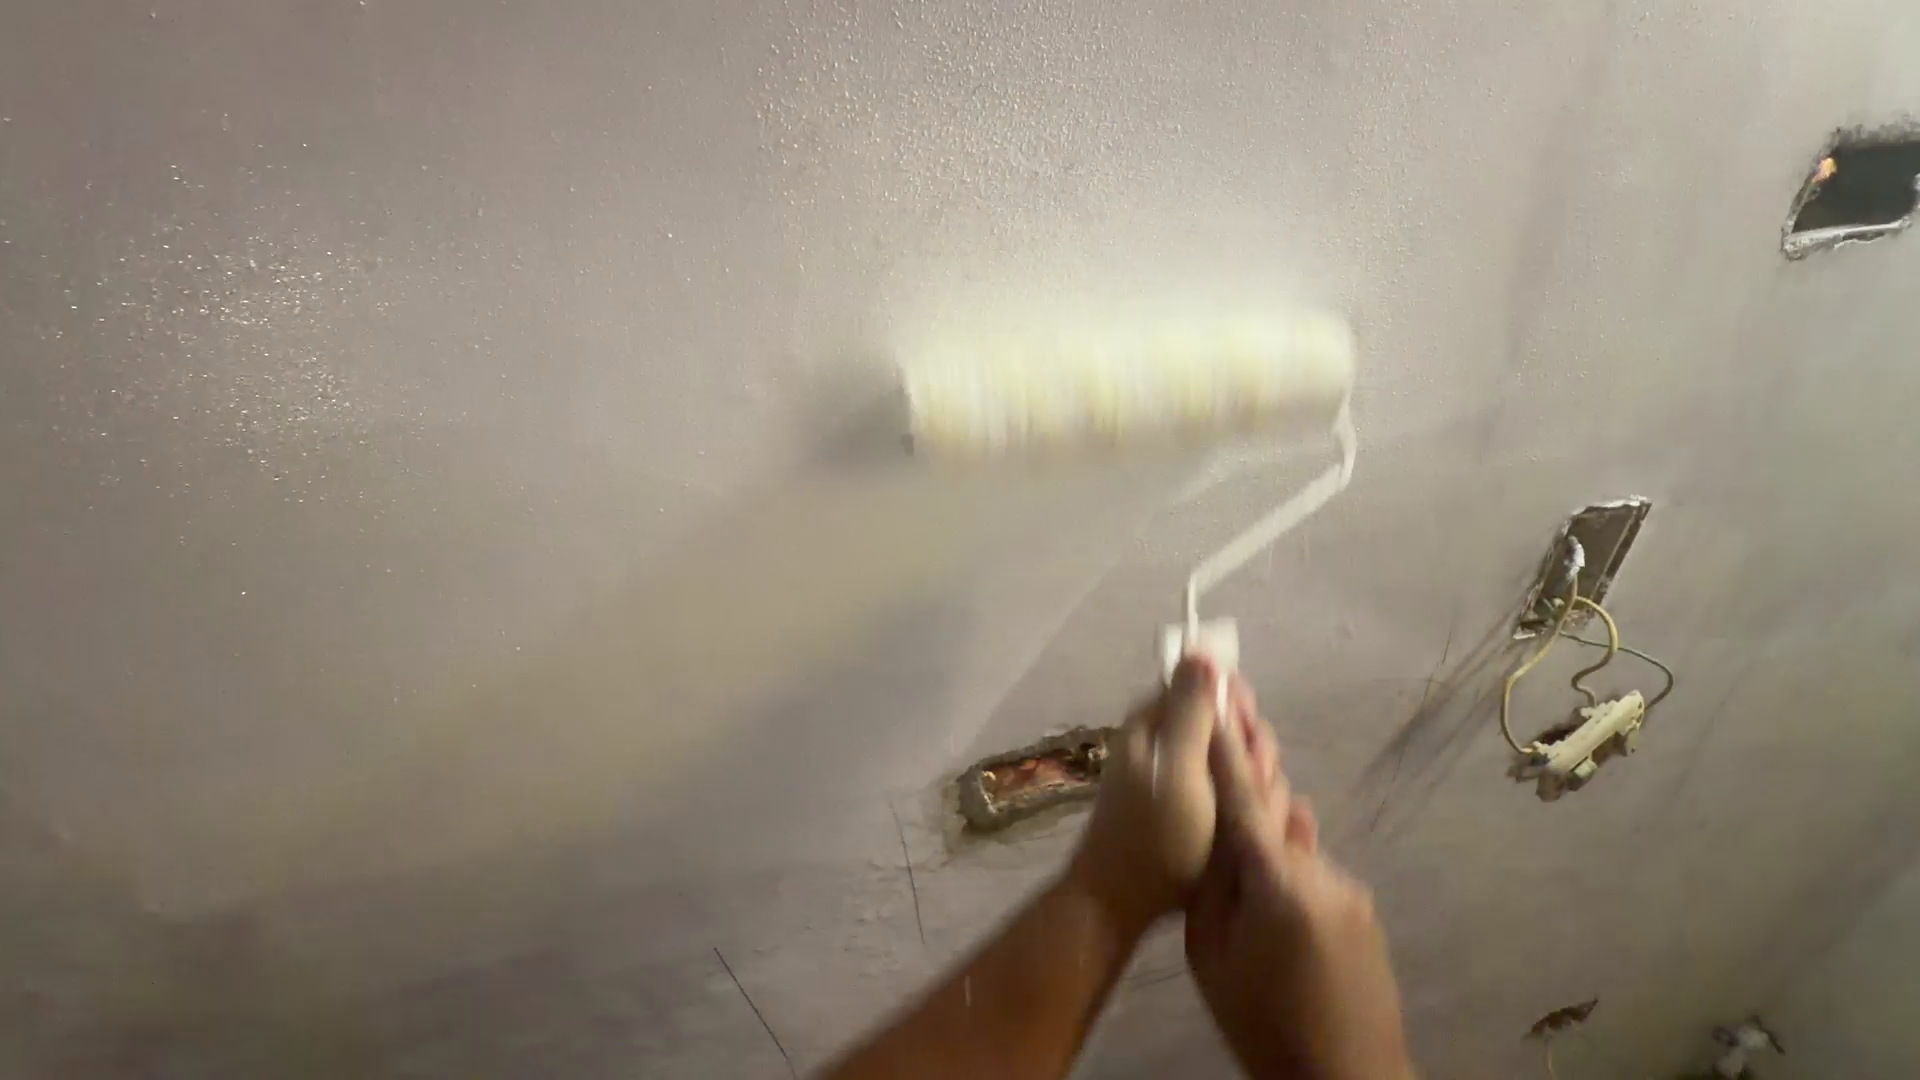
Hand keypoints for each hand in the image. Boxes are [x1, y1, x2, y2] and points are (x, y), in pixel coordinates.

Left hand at [1071, 656, 1254, 932]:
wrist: (1123, 901)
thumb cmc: (1156, 833)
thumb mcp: (1180, 766)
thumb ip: (1191, 709)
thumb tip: (1200, 650)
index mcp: (1152, 723)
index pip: (1202, 686)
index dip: (1234, 705)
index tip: (1251, 736)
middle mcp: (1160, 741)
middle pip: (1220, 722)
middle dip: (1248, 746)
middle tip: (1257, 780)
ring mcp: (1171, 774)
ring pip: (1227, 757)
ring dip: (1249, 776)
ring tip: (1256, 809)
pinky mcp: (1182, 805)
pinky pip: (1221, 786)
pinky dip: (1239, 798)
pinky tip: (1250, 821)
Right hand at [1185, 708, 1415, 1079]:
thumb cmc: (1258, 1018)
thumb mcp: (1209, 950)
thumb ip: (1218, 879)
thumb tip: (1235, 829)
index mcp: (1275, 880)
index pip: (1241, 794)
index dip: (1225, 741)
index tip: (1217, 691)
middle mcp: (1319, 869)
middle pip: (1272, 805)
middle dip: (1249, 759)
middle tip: (1233, 710)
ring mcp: (1347, 886)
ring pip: (1292, 838)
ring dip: (1265, 820)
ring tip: (1238, 802)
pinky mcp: (1360, 907)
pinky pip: (1311, 864)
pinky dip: (1286, 856)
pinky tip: (1269, 875)